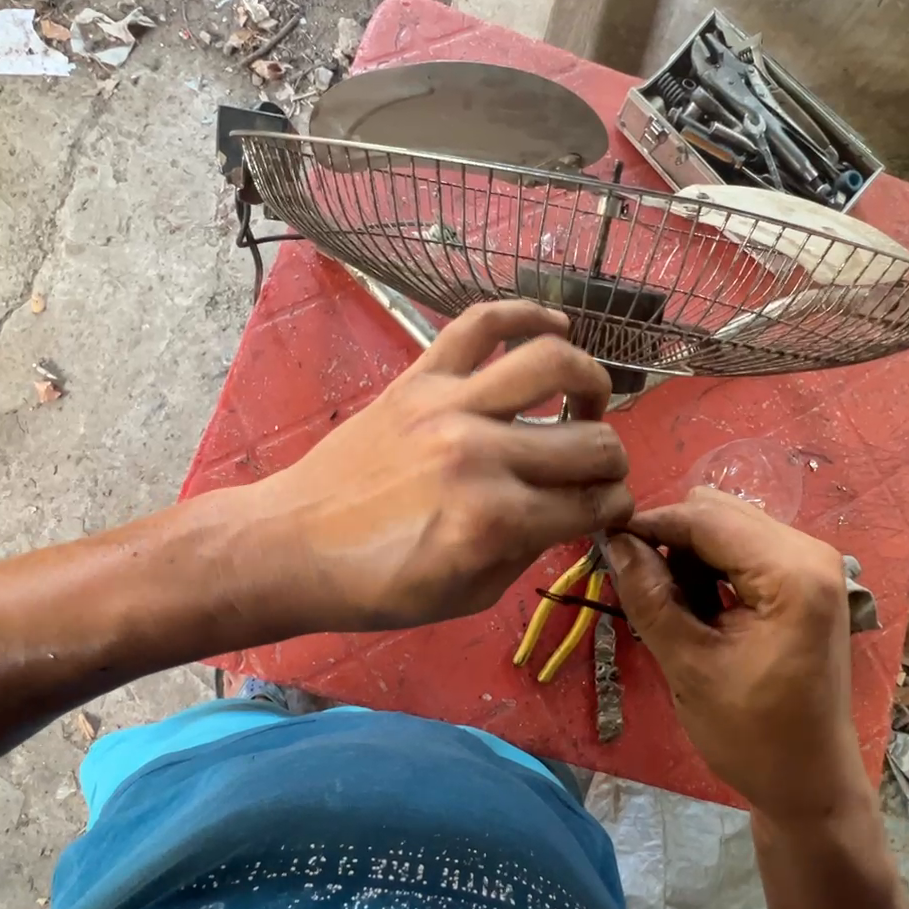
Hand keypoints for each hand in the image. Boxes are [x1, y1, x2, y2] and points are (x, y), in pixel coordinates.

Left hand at [253, 301, 633, 632]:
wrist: (293, 545)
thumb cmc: (378, 586)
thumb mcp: (469, 595)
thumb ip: (528, 549)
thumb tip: (569, 511)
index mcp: (497, 521)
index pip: (594, 503)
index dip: (615, 508)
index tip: (609, 509)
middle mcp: (483, 454)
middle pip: (591, 442)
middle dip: (613, 462)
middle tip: (599, 471)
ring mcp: (449, 405)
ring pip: (551, 364)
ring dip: (591, 381)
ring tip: (589, 398)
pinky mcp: (419, 376)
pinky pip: (480, 323)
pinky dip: (526, 313)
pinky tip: (554, 324)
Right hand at [602, 488, 867, 823]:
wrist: (809, 782)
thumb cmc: (752, 735)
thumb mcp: (688, 666)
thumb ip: (650, 596)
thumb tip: (615, 540)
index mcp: (792, 572)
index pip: (707, 518)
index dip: (651, 524)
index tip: (604, 541)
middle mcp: (810, 552)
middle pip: (719, 512)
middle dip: (671, 539)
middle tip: (639, 585)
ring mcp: (811, 563)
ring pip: (728, 526)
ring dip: (690, 554)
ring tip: (671, 605)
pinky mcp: (805, 579)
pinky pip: (744, 548)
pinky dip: (711, 566)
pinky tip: (697, 606)